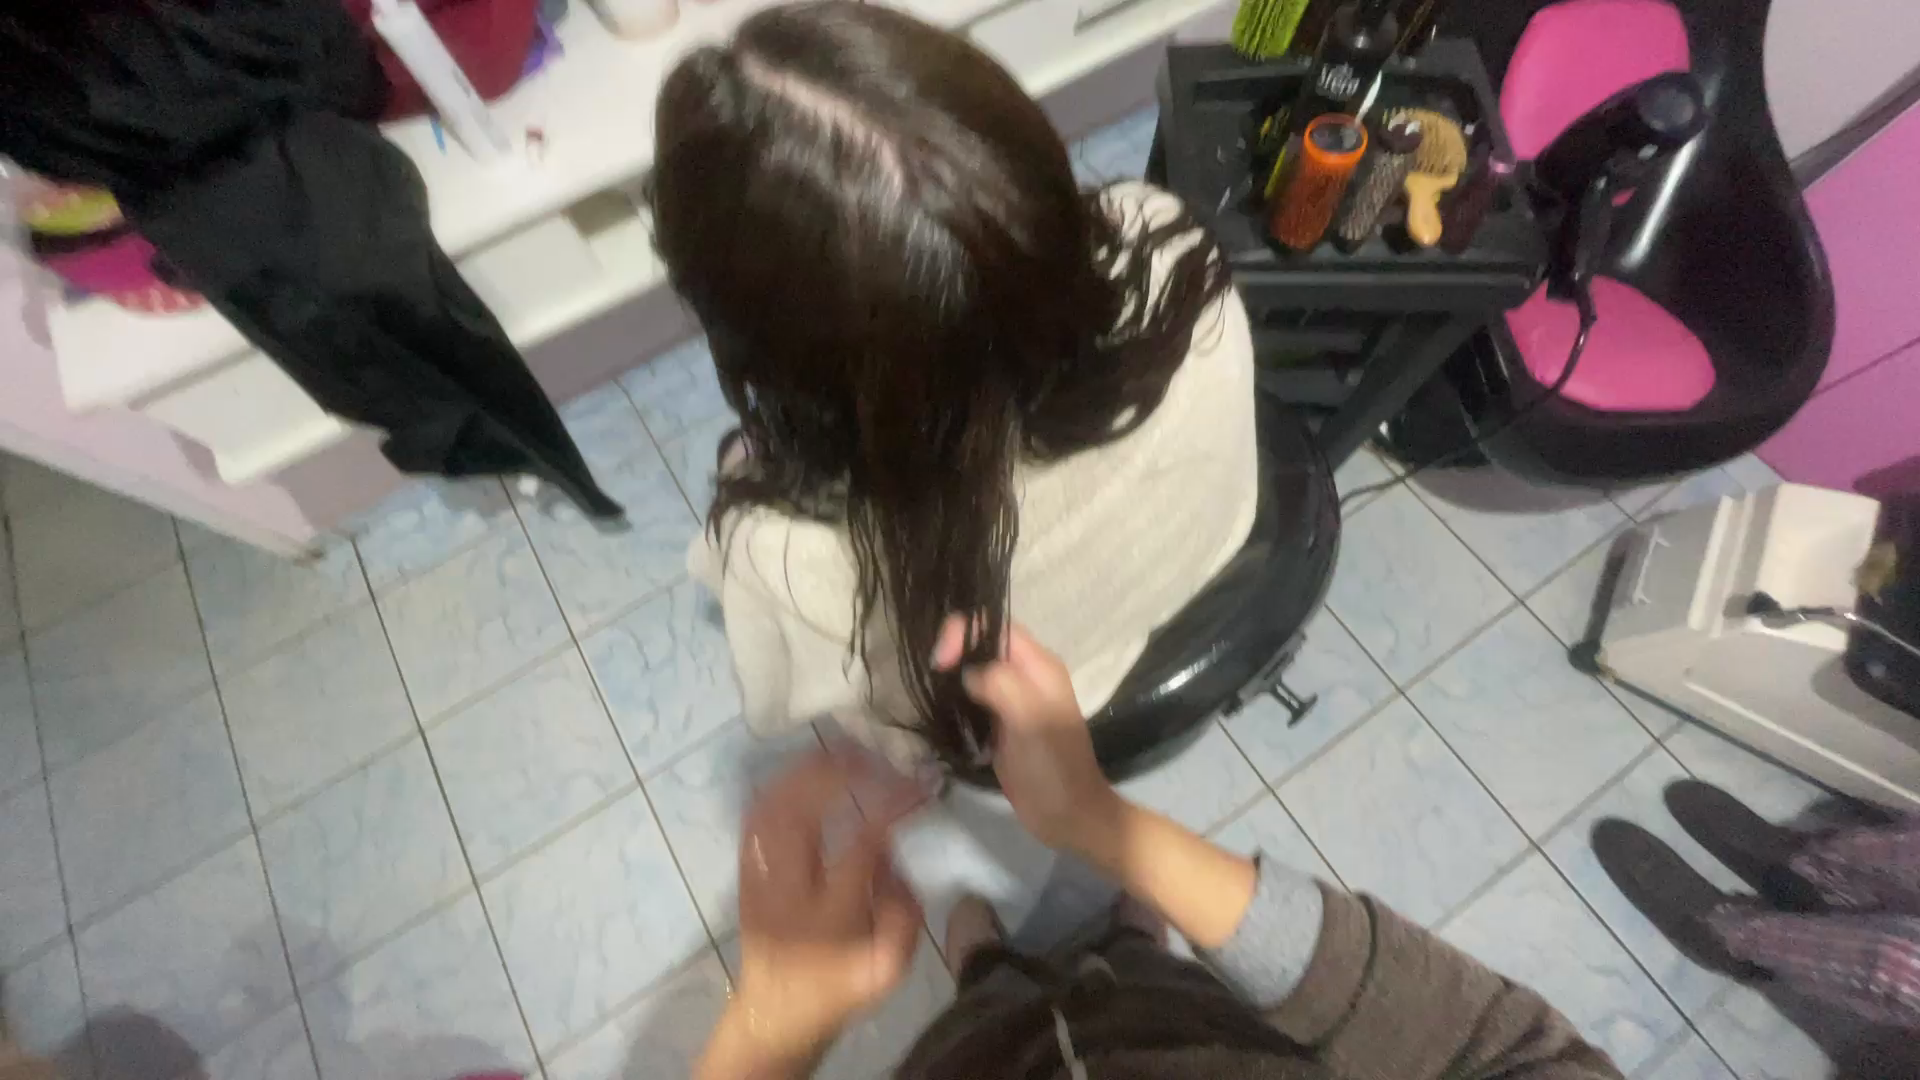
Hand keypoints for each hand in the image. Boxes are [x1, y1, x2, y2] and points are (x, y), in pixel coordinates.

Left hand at [716, 751, 927, 1072]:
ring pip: (772, 808)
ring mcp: (757, 877)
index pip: (862, 844)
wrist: (773, 1012)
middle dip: (836, 773)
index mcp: (827, 916)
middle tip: (872, 754)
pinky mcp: (743, 870)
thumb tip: (895, 855)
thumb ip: (904, 913)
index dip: (891, 806)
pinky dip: (780, 783)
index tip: (918, 785)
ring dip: (807, 771)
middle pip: (800, 814)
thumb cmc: (839, 987)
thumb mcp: (888, 969)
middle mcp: (785, 890)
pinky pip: (753, 815)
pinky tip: (806, 769)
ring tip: (842, 750)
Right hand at [933, 615, 1121, 853]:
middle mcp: (1027, 674)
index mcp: (1039, 665)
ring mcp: (1014, 698)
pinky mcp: (1002, 722)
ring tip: (934, 692)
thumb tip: (966, 671)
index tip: (942, 663)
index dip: (964, 633)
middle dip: (955, 652)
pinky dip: (958, 698)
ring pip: (978, 669)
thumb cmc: (1052, 767)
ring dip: (954, 675)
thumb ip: (1000, 683)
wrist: (1069, 816)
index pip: (996, 625)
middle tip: (935, 679)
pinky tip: (944, 709)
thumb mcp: (1028, 719)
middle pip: (984, 643)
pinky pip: (976, 696)